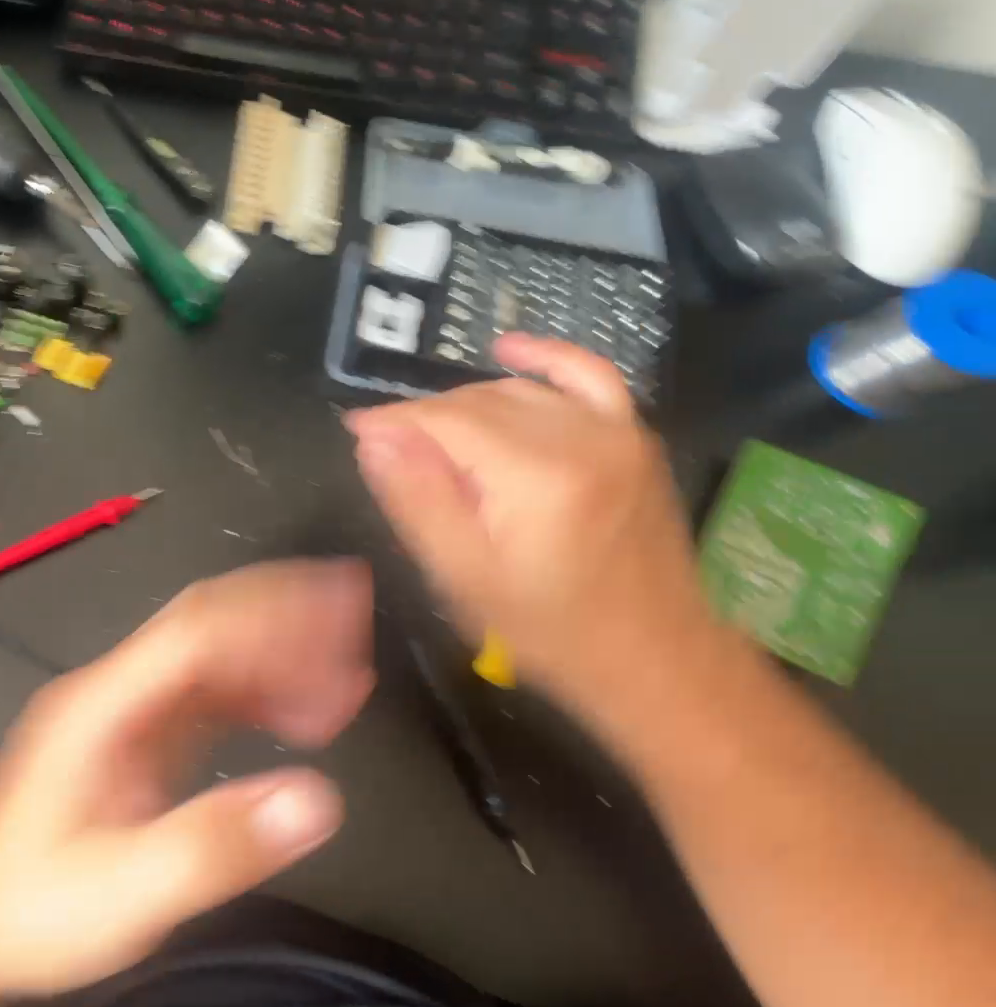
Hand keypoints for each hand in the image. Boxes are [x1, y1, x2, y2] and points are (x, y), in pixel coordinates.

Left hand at [0, 560, 373, 1002]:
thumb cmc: (31, 909)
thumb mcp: (124, 891)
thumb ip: (216, 846)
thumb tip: (316, 798)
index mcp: (98, 707)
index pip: (193, 635)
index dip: (270, 616)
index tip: (340, 609)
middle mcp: (109, 695)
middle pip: (200, 628)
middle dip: (278, 614)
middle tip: (354, 616)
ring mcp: (120, 716)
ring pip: (205, 659)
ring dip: (274, 655)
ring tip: (345, 673)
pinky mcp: (132, 744)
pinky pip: (201, 700)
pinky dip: (254, 696)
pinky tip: (297, 714)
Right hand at [343, 334, 717, 701]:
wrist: (653, 657)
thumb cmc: (547, 629)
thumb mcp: (462, 575)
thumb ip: (416, 498)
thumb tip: (373, 440)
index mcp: (536, 474)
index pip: (445, 420)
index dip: (393, 420)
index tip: (354, 428)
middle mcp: (580, 436)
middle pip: (477, 401)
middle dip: (423, 419)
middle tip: (387, 450)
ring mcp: (616, 432)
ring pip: (516, 391)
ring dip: (464, 404)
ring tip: (428, 436)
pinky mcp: (634, 438)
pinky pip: (588, 376)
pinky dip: (545, 359)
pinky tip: (507, 350)